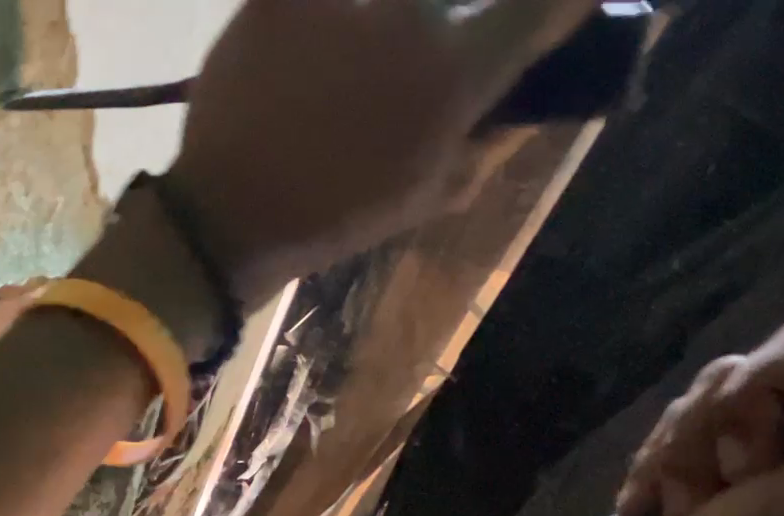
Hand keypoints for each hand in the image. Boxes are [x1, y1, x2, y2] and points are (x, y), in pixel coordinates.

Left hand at [165, 0, 601, 307]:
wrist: (228, 225)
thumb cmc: (329, 222)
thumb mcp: (418, 202)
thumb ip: (479, 150)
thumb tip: (517, 113)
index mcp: (452, 82)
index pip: (537, 10)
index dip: (554, 7)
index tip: (555, 9)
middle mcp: (410, 25)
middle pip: (438, 2)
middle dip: (432, 28)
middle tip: (391, 86)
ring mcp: (341, 5)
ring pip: (369, 1)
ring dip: (366, 32)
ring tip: (329, 97)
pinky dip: (311, 14)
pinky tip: (305, 54)